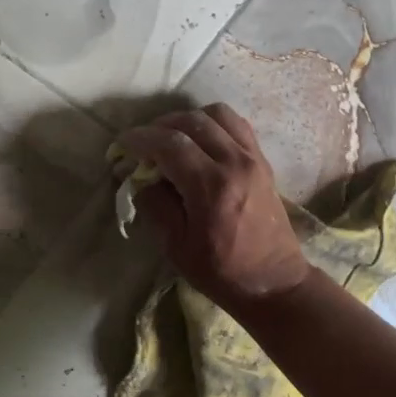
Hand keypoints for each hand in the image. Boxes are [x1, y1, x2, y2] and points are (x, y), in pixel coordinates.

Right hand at [117, 103, 310, 306]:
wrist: (274, 282)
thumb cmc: (222, 271)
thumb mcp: (175, 246)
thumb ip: (154, 204)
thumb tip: (137, 176)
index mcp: (211, 186)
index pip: (169, 144)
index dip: (140, 139)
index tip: (121, 145)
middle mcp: (235, 162)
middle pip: (192, 121)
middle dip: (160, 126)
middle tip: (142, 144)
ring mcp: (253, 158)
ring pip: (217, 114)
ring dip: (188, 120)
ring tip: (170, 138)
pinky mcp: (262, 161)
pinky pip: (237, 125)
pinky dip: (213, 124)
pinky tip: (199, 142)